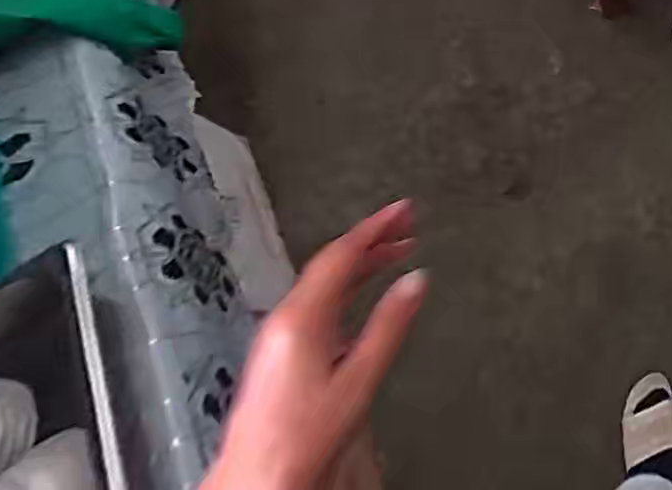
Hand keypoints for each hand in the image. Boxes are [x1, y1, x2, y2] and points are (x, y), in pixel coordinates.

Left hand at [202, 200, 427, 489]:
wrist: (255, 482)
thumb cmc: (300, 438)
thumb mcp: (358, 378)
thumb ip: (389, 325)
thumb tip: (416, 280)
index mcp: (300, 320)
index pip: (339, 256)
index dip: (374, 227)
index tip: (403, 209)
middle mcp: (285, 323)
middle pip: (331, 264)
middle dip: (371, 237)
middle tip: (405, 220)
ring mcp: (280, 339)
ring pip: (326, 282)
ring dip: (363, 260)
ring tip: (396, 248)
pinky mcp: (283, 354)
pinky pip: (321, 301)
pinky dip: (351, 283)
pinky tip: (367, 290)